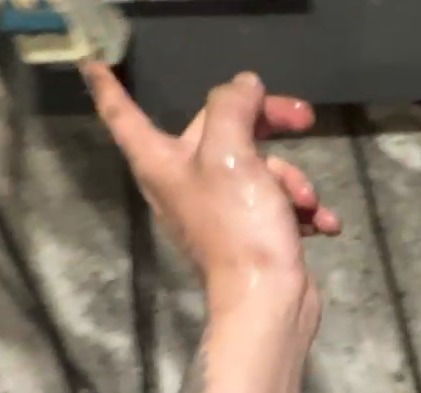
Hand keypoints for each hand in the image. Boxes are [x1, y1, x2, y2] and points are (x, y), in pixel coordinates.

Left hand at [82, 63, 341, 320]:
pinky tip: (326, 224)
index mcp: (161, 161)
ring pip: (260, 173)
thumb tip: (245, 85)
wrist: (269, 301)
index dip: (110, 86)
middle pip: (221, 133)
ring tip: (310, 202)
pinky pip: (280, 209)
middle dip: (267, 126)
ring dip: (294, 182)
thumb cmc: (240, 227)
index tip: (94, 62)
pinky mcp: (256, 238)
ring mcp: (223, 213)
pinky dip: (305, 213)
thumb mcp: (232, 155)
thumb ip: (233, 109)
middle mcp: (185, 184)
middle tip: (305, 116)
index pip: (123, 112)